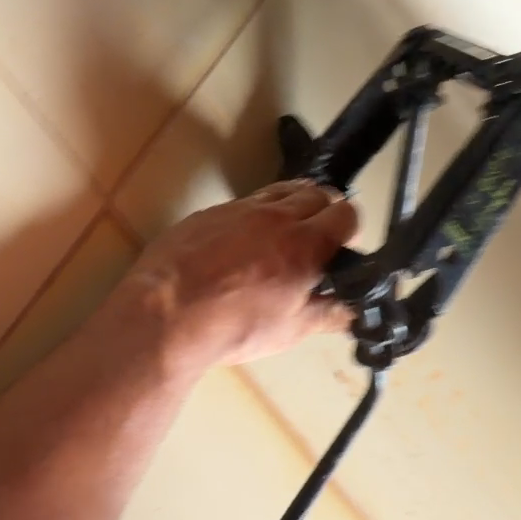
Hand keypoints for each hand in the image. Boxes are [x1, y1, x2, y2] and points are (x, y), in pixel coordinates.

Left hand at [108, 180, 356, 370]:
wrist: (166, 312)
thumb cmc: (234, 326)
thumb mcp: (290, 329)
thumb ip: (328, 313)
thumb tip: (354, 307)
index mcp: (303, 244)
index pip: (346, 214)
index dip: (350, 229)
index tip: (344, 247)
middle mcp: (275, 216)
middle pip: (315, 193)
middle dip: (325, 210)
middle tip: (319, 239)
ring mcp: (239, 208)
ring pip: (281, 190)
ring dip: (293, 204)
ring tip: (287, 232)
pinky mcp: (209, 211)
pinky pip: (246, 201)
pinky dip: (257, 212)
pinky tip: (245, 240)